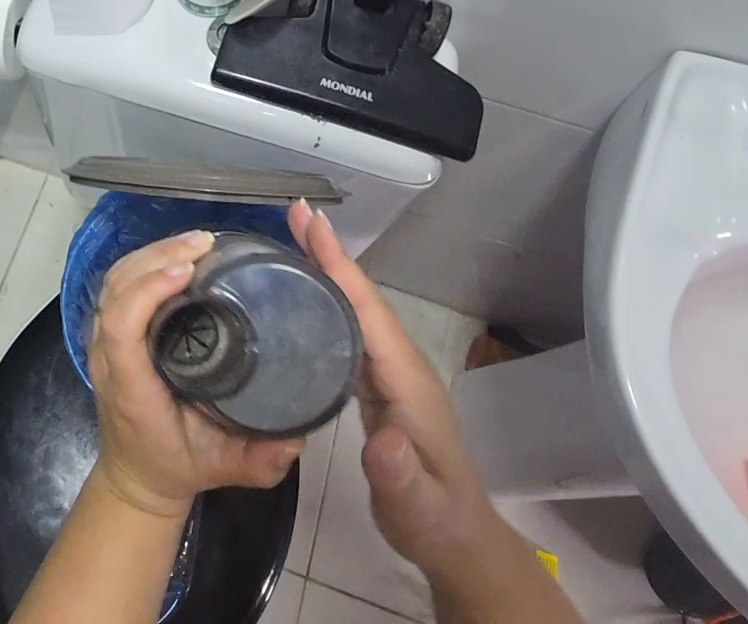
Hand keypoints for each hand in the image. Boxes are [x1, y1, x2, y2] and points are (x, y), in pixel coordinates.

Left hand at [86, 230, 304, 518]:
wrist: (138, 476)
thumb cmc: (177, 466)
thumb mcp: (223, 469)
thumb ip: (261, 460)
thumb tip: (298, 437)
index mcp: (131, 386)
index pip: (121, 325)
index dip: (148, 290)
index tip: (188, 271)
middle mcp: (110, 357)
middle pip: (117, 289)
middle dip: (158, 256)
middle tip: (207, 243)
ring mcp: (104, 341)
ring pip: (116, 280)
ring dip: (152, 253)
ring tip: (198, 242)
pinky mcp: (111, 331)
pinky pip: (119, 284)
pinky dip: (145, 261)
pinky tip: (179, 254)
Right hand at [286, 201, 499, 575]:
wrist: (454, 535)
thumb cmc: (433, 519)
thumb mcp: (416, 504)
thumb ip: (400, 475)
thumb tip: (381, 439)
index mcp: (407, 378)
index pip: (370, 311)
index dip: (341, 266)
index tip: (313, 224)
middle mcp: (399, 362)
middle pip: (361, 296)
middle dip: (330, 252)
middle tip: (294, 212)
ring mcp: (389, 370)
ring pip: (354, 306)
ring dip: (327, 268)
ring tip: (293, 235)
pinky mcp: (376, 380)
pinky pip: (348, 326)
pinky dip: (327, 298)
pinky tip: (303, 290)